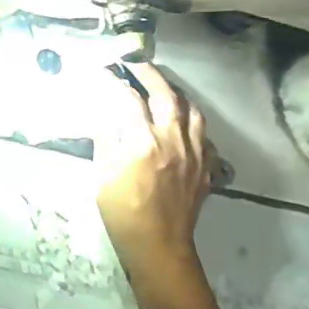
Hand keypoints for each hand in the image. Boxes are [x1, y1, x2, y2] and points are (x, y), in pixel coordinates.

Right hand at [96, 62, 217, 281]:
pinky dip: (192, 121)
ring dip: (176, 94)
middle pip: (165, 95)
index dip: (113, 82)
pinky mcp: (206, 167)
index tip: (103, 72)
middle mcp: (172, 141)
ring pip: (192, 111)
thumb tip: (104, 112)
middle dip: (149, 74)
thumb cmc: (121, 211)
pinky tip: (183, 122)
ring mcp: (195, 153)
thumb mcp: (101, 173)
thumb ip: (105, 138)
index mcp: (142, 143)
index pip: (127, 99)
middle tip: (136, 64)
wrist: (158, 244)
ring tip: (164, 87)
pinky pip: (205, 134)